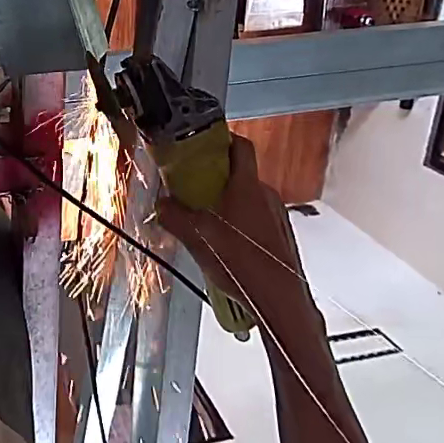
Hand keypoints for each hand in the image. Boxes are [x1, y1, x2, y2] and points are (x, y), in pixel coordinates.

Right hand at [156, 136, 308, 321]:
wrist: (281, 302)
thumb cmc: (243, 265)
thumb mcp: (197, 239)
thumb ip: (175, 217)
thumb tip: (161, 205)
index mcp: (246, 186)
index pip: (240, 145)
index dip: (222, 140)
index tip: (204, 146)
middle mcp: (266, 195)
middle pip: (240, 173)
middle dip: (216, 179)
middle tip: (195, 191)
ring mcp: (277, 215)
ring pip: (248, 197)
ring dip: (229, 203)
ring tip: (209, 224)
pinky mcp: (282, 236)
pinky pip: (258, 218)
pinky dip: (241, 223)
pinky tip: (228, 246)